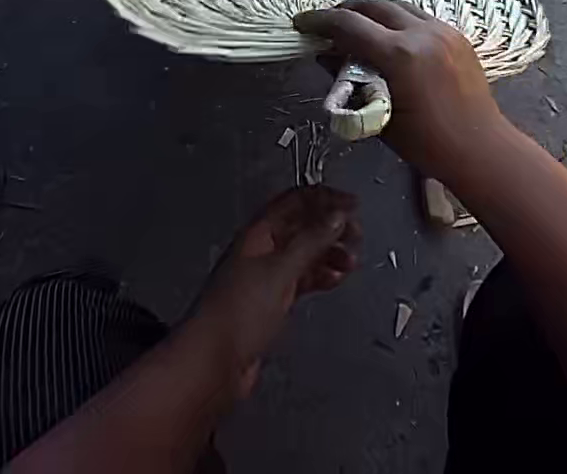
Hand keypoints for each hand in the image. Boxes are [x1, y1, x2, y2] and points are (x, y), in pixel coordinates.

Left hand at [188, 186, 360, 395]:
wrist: (211, 367)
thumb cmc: (234, 315)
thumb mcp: (280, 270)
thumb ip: (311, 240)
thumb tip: (336, 216)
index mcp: (259, 232)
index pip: (296, 200)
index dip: (325, 198)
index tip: (351, 205)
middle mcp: (262, 250)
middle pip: (303, 225)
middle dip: (331, 226)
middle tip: (355, 234)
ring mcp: (267, 276)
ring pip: (305, 252)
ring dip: (329, 251)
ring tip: (350, 260)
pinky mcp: (272, 302)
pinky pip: (302, 278)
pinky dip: (320, 275)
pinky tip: (334, 279)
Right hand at [293, 0, 511, 175]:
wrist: (480, 147)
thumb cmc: (428, 143)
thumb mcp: (379, 115)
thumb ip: (350, 82)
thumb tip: (325, 57)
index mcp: (401, 55)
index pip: (350, 25)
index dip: (320, 21)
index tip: (302, 23)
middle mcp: (423, 33)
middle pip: (373, 5)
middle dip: (345, 10)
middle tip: (327, 25)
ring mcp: (443, 30)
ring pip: (398, 6)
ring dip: (372, 12)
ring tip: (355, 29)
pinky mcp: (456, 35)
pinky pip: (418, 16)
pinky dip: (396, 20)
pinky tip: (388, 38)